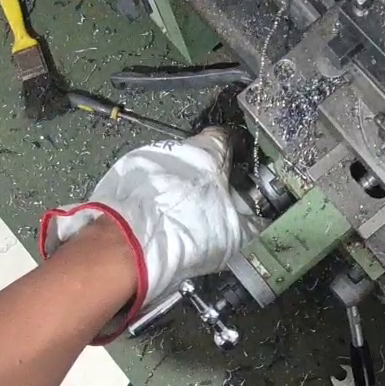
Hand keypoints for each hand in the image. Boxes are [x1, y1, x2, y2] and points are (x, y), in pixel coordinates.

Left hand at [39, 129, 257, 339]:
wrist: (130, 246)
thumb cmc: (185, 232)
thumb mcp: (234, 234)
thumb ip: (252, 224)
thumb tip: (263, 225)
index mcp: (207, 152)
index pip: (227, 138)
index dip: (235, 153)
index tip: (237, 167)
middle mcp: (175, 147)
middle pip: (196, 157)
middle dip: (204, 179)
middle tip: (210, 206)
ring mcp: (145, 160)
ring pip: (169, 172)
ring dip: (175, 190)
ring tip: (180, 220)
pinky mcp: (122, 178)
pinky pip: (145, 187)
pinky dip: (152, 201)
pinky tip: (157, 224)